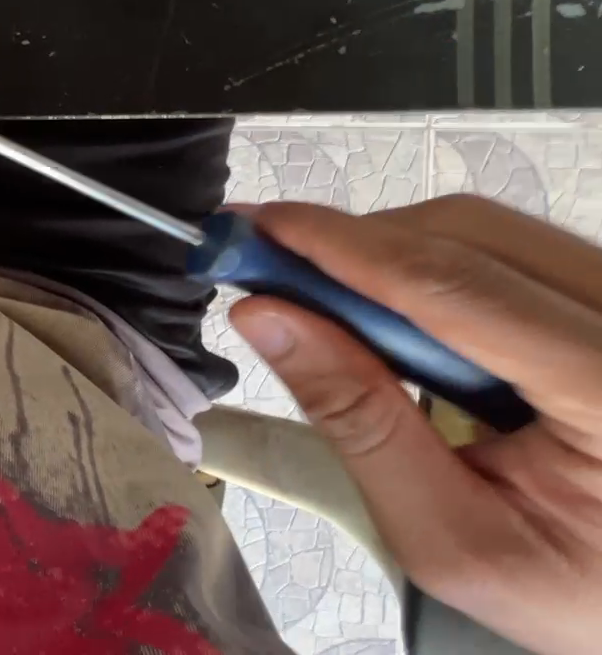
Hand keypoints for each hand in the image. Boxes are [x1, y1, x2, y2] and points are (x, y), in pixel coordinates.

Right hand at [229, 197, 601, 654]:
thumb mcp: (447, 536)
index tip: (249, 224)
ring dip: (386, 256)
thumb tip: (260, 314)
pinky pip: (510, 253)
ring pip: (488, 234)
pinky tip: (397, 319)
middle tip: (269, 276)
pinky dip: (427, 268)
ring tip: (337, 314)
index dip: (340, 244)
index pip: (458, 288)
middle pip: (474, 239)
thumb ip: (354, 419)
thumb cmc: (576, 593)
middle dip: (354, 248)